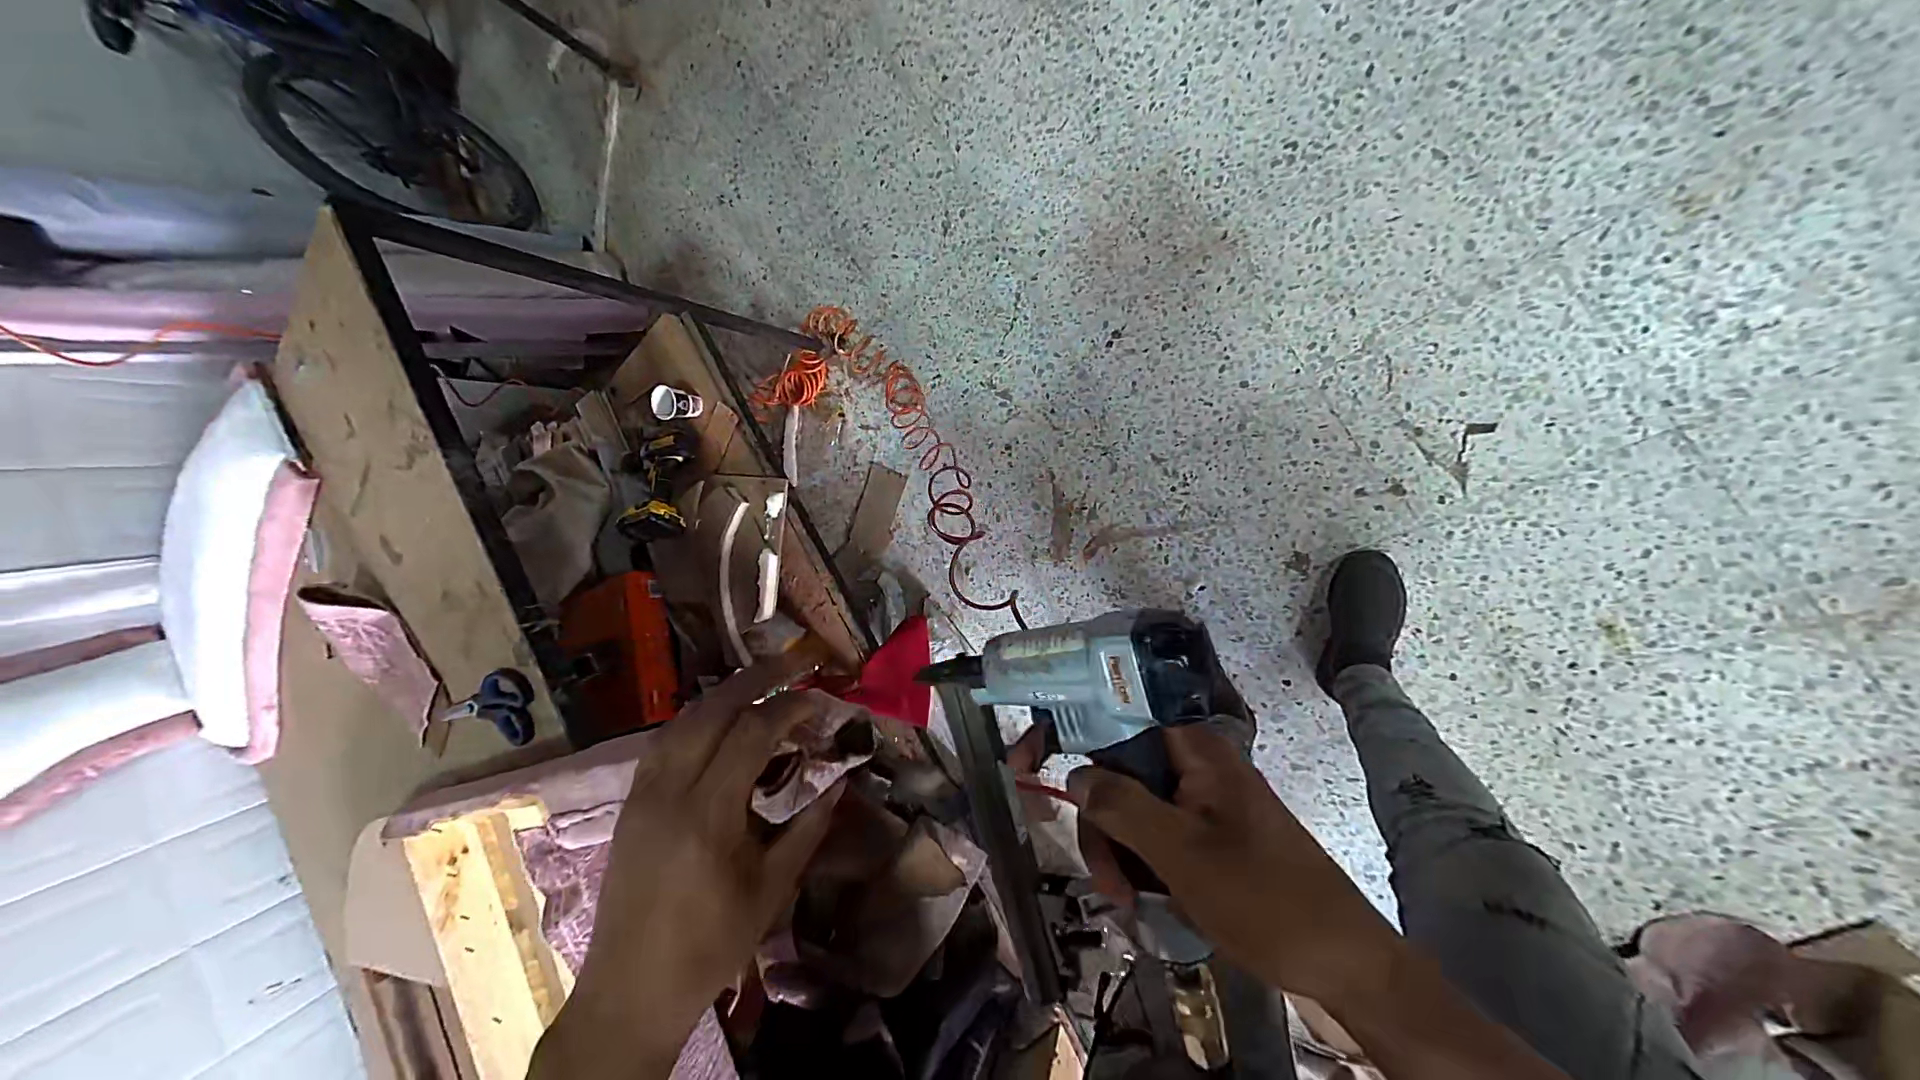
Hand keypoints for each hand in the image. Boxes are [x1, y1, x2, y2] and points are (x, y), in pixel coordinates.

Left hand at [531, 664, 843, 1078]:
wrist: (631, 990)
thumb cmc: (711, 944)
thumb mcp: (772, 888)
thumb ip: (808, 827)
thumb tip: (841, 784)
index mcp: (708, 814)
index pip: (751, 733)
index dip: (789, 707)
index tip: (818, 698)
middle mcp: (669, 790)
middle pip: (711, 710)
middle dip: (756, 678)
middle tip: (794, 661)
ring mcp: (643, 794)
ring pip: (683, 720)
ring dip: (724, 694)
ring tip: (761, 683)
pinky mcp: (630, 803)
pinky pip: (664, 742)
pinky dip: (697, 720)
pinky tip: (718, 724)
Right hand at [1069, 724, 1400, 1008]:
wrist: (1346, 965)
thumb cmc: (1264, 899)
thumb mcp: (1181, 853)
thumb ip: (1121, 805)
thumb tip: (1074, 774)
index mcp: (1196, 750)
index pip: (1116, 728)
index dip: (1077, 749)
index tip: (1039, 777)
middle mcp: (1199, 765)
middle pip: (1121, 777)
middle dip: (1105, 829)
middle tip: (1110, 885)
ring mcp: (1206, 801)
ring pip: (1136, 811)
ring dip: (1123, 855)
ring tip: (1132, 901)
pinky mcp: (1211, 834)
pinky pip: (1160, 835)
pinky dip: (1146, 865)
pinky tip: (1152, 899)